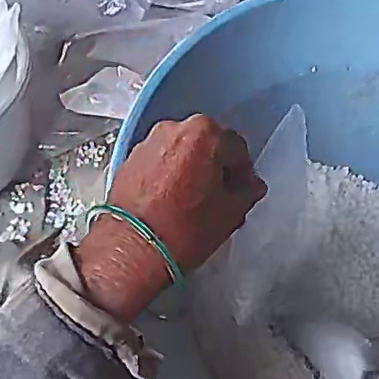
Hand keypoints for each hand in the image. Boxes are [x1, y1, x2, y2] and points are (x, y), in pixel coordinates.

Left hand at [75, 115, 264, 320]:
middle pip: (206, 144)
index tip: (242, 188)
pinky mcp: (129, 160)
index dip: (242, 171)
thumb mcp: (230, 213)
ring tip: (193, 203)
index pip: (236, 148)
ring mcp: (148, 143)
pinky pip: (159, 162)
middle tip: (219, 196)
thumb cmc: (179, 230)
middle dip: (214, 167)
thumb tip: (248, 187)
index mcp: (204, 134)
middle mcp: (173, 130)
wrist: (133, 248)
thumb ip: (247, 191)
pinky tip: (171, 202)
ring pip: (181, 152)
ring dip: (190, 170)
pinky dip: (168, 176)